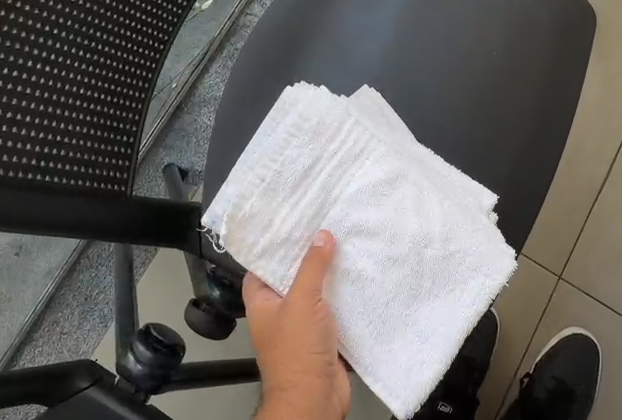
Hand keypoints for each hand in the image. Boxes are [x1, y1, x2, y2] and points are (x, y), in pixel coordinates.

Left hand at [245, 230, 350, 419]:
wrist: (314, 400)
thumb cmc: (296, 352)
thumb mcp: (301, 301)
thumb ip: (311, 267)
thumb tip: (321, 235)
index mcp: (262, 303)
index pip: (262, 266)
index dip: (275, 245)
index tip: (293, 222)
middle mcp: (280, 311)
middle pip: (293, 275)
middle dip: (309, 255)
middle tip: (327, 225)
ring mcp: (302, 324)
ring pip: (316, 291)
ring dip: (330, 274)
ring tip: (347, 242)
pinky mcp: (324, 335)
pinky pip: (334, 307)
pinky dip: (345, 294)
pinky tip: (359, 275)